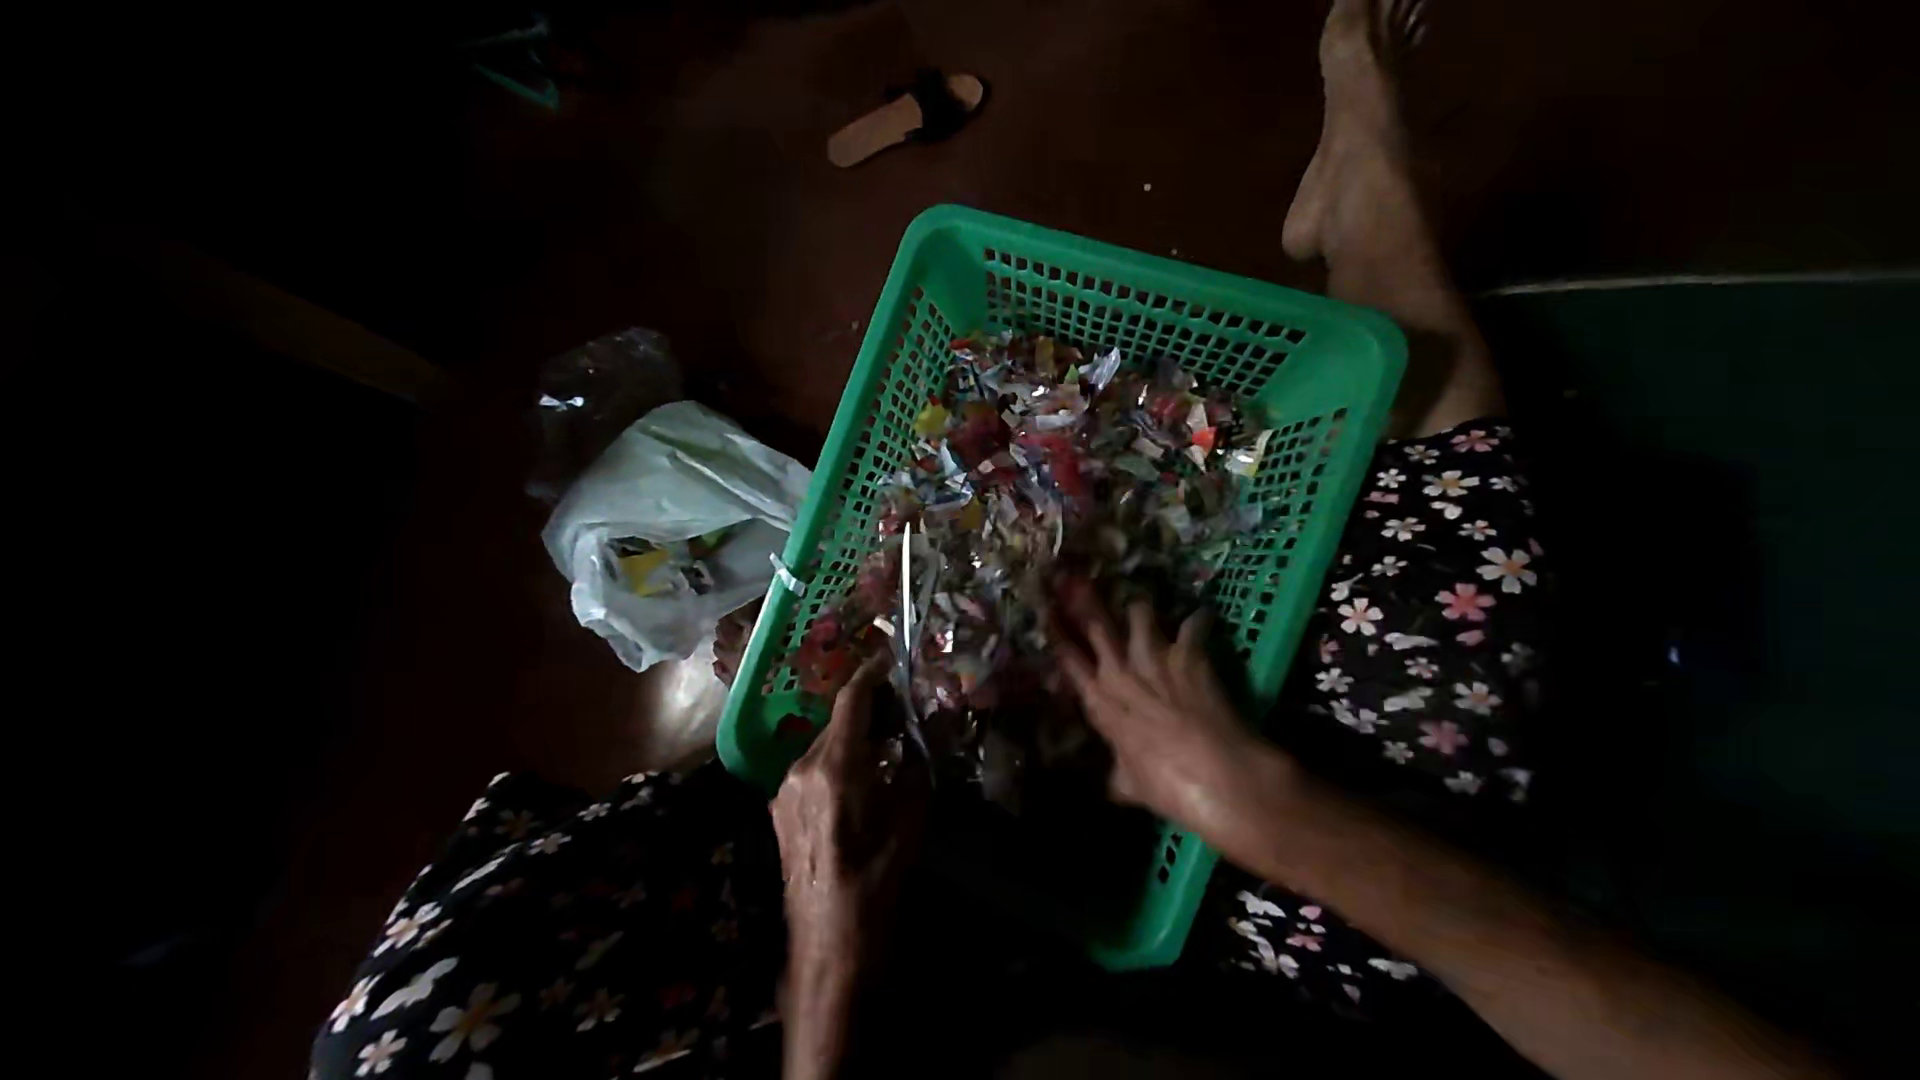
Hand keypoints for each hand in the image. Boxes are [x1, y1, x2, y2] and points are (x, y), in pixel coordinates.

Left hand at [771, 654, 923, 966]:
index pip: (852, 700)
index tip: (890, 657)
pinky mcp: (779, 809)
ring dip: (852, 736)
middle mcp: (802, 768)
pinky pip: (812, 767)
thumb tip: (925, 730)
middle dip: (868, 708)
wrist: (828, 945)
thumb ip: (916, 766)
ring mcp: (785, 789)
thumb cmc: (877, 883)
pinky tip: (858, 778)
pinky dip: (836, 760)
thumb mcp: (911, 821)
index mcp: (836, 767)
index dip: (871, 673)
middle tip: (899, 708)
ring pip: (823, 743)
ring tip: (883, 745)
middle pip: (837, 719)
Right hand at [1057, 596, 1270, 830]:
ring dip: (1139, 608)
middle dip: (1082, 598)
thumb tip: (1115, 780)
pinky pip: (1193, 624)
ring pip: (1138, 613)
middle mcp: (1119, 670)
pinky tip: (1202, 616)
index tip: (1044, 607)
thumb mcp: (1129, 784)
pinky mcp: (1189, 653)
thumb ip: (1118, 772)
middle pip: (1095, 624)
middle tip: (1071, 575)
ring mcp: (1153, 657)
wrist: (1215, 775)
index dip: (1055, 630)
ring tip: (1139, 603)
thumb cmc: (1165, 785)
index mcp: (1099, 701)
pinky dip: (1198, 620)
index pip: (1067, 657)